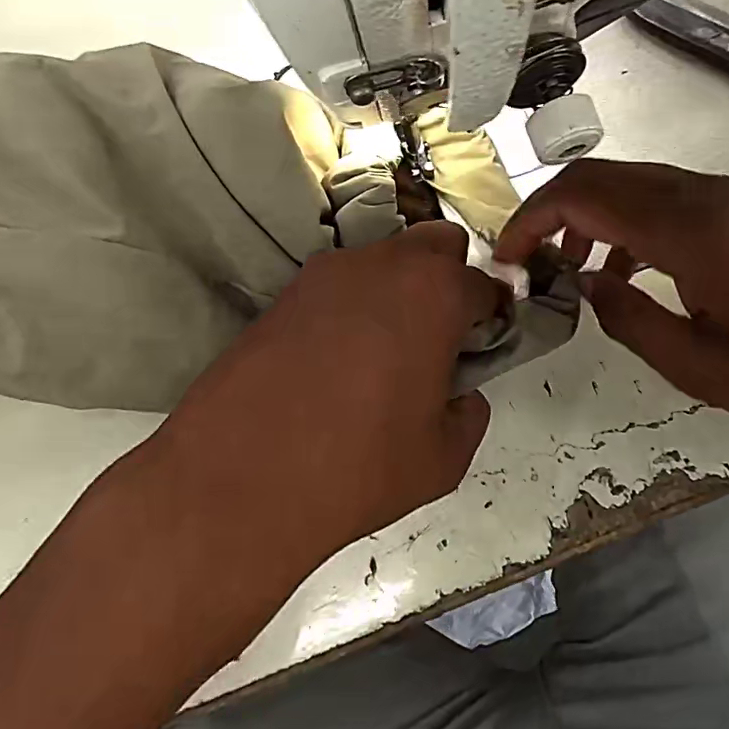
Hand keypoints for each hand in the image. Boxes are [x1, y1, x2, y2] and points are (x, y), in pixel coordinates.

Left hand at [139, 221, 503, 574]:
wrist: (234, 484)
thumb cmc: (357, 467)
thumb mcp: (444, 457)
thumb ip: (469, 414)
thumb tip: (459, 396)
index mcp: (434, 294)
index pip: (486, 284)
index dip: (494, 316)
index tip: (486, 346)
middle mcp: (382, 266)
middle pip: (437, 244)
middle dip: (452, 280)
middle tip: (441, 338)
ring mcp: (325, 275)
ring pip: (384, 262)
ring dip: (400, 292)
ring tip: (384, 357)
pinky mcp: (283, 295)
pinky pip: (339, 287)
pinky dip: (354, 309)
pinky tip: (339, 362)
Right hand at [495, 160, 728, 446]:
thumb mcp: (709, 371)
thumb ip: (633, 323)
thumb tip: (586, 285)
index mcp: (694, 232)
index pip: (584, 196)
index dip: (531, 221)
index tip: (506, 260)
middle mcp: (711, 196)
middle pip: (606, 177)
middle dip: (554, 214)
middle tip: (532, 268)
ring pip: (639, 185)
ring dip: (595, 219)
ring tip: (578, 276)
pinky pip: (675, 200)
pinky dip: (636, 225)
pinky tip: (638, 273)